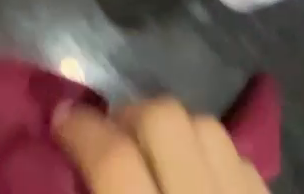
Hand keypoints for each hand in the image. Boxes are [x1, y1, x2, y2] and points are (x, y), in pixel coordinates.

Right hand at [56, 98, 269, 193]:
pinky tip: (199, 179)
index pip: (114, 160)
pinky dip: (212, 157)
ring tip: (156, 155)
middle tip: (111, 138)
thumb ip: (96, 192)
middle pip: (166, 121)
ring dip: (174, 131)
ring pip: (207, 128)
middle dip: (130, 116)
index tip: (60, 119)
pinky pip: (243, 159)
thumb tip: (72, 163)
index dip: (80, 129)